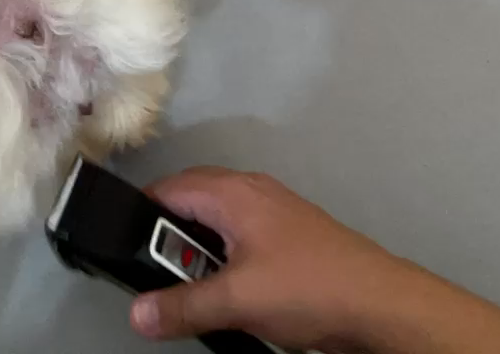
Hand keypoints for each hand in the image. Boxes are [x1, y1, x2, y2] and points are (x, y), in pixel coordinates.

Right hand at [130, 168, 499, 353]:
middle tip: (152, 274)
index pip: (172, 187)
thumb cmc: (305, 287)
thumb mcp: (238, 301)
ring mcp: (271, 210)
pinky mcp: (286, 234)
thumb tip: (136, 313)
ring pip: (216, 221)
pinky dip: (221, 257)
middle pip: (192, 201)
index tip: (120, 242)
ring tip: (186, 288)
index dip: (142, 212)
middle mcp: (250, 191)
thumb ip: (184, 305)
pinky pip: (238, 235)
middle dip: (169, 236)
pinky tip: (224, 290)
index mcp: (234, 192)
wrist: (378, 303)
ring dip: (197, 251)